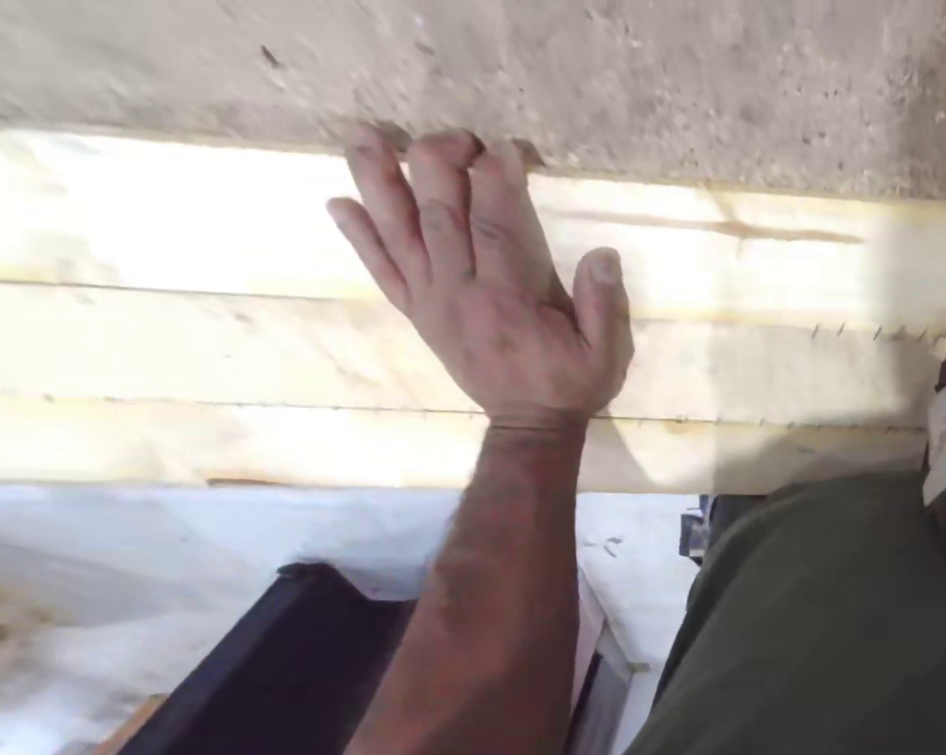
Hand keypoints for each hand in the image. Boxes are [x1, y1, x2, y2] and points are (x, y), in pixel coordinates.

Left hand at [327, 124, 632, 435]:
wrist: (529, 427)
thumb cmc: (569, 387)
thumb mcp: (605, 354)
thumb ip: (603, 304)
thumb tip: (603, 253)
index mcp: (509, 299)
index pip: (494, 220)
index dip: (498, 175)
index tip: (508, 148)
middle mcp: (461, 292)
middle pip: (437, 210)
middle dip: (442, 159)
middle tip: (460, 139)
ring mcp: (433, 303)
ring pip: (397, 231)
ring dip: (378, 178)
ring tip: (369, 135)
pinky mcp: (420, 315)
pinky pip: (382, 272)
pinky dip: (359, 237)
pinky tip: (340, 203)